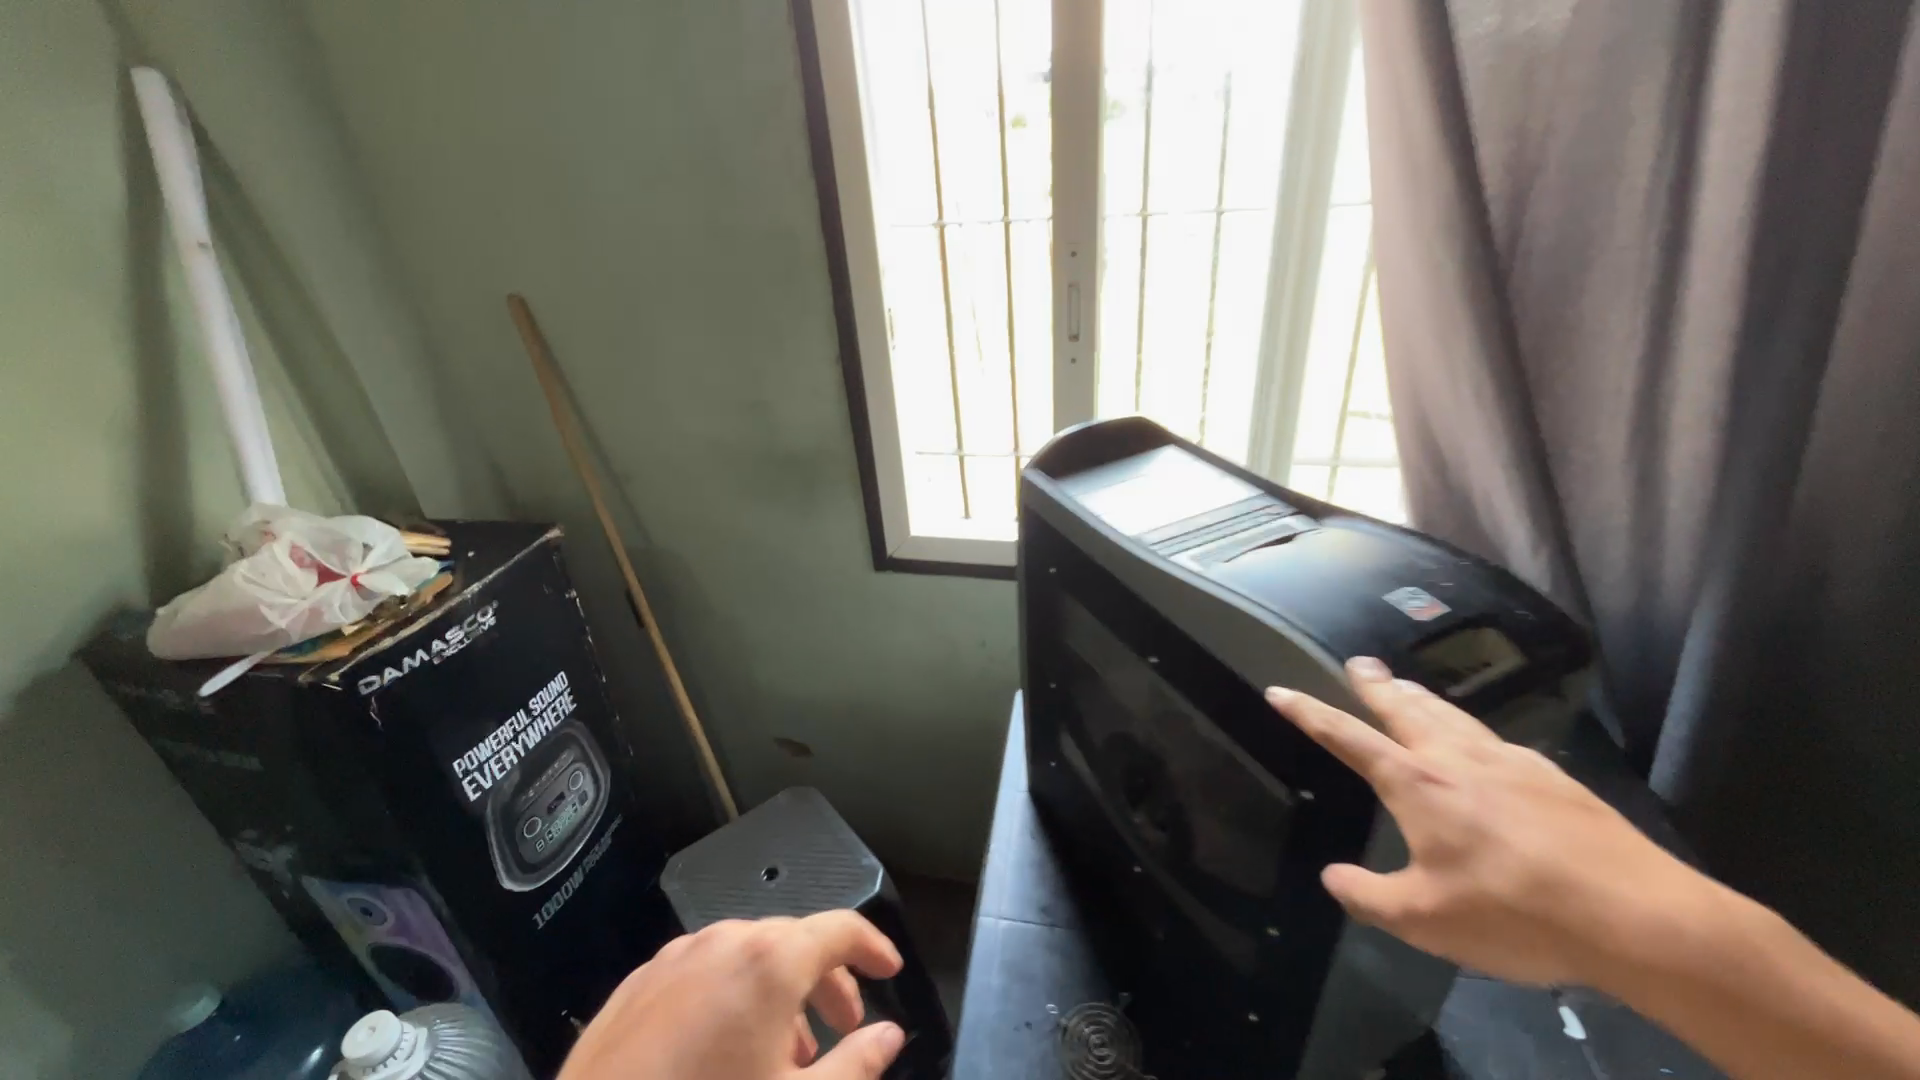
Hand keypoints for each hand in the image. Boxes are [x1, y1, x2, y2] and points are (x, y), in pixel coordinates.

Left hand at [558, 911, 906, 1079]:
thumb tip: (890, 1035)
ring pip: (747, 956)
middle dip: (828, 980)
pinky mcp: (638, 983)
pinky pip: (704, 972)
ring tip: (785, 1051)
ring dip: (780, 991)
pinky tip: (725, 1050)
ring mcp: (676, 958)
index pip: (841, 929)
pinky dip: (733, 995)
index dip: (874, 947)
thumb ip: (856, 1065)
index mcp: (770, 960)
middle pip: (794, 941)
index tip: (891, 972)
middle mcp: (725, 941)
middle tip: (844, 1028)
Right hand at [1265, 657, 1702, 987]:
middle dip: (1373, 684)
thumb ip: (1368, 896)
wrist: (1639, 918)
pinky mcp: (1554, 779)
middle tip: (1357, 663)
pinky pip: (1494, 739)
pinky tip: (1480, 742)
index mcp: (1417, 784)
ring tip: (1405, 685)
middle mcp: (1458, 759)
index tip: (1280, 690)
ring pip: (1452, 715)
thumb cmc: (1516, 914)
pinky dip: (1469, 727)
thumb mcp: (1422, 920)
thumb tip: (1333, 878)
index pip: (1346, 737)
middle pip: (1405, 707)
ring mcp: (1512, 762)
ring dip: (1421, 696)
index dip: (1308, 713)